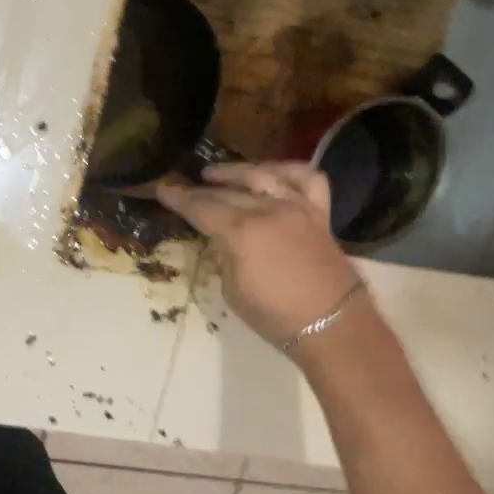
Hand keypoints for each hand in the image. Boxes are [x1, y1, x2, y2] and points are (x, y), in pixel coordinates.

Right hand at [157, 162, 363, 350]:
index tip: (163, 189)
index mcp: (242, 233)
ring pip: (264, 175)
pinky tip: (272, 174)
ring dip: (236, 171)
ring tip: (216, 173)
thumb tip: (221, 240)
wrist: (330, 322)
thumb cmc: (273, 314)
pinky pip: (307, 178)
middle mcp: (269, 210)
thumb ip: (224, 256)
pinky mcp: (320, 212)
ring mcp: (298, 207)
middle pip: (228, 192)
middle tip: (182, 185)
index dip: (179, 199)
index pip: (202, 209)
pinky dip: (288, 171)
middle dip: (201, 188)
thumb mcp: (232, 290)